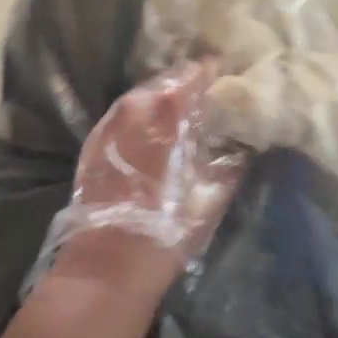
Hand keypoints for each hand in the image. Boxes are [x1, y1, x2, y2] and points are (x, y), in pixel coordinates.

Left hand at [57, 60, 248, 266]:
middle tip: (207, 96)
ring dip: (164, 101)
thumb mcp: (213, 192)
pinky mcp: (94, 139)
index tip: (229, 74)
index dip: (216, 72)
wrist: (108, 265)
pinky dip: (142, 118)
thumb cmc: (169, 226)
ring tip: (182, 115)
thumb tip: (244, 136)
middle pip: (170, 80)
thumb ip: (231, 156)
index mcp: (170, 108)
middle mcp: (138, 103)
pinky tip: (152, 135)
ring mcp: (111, 119)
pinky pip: (125, 115)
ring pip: (145, 95)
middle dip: (189, 85)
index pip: (199, 72)